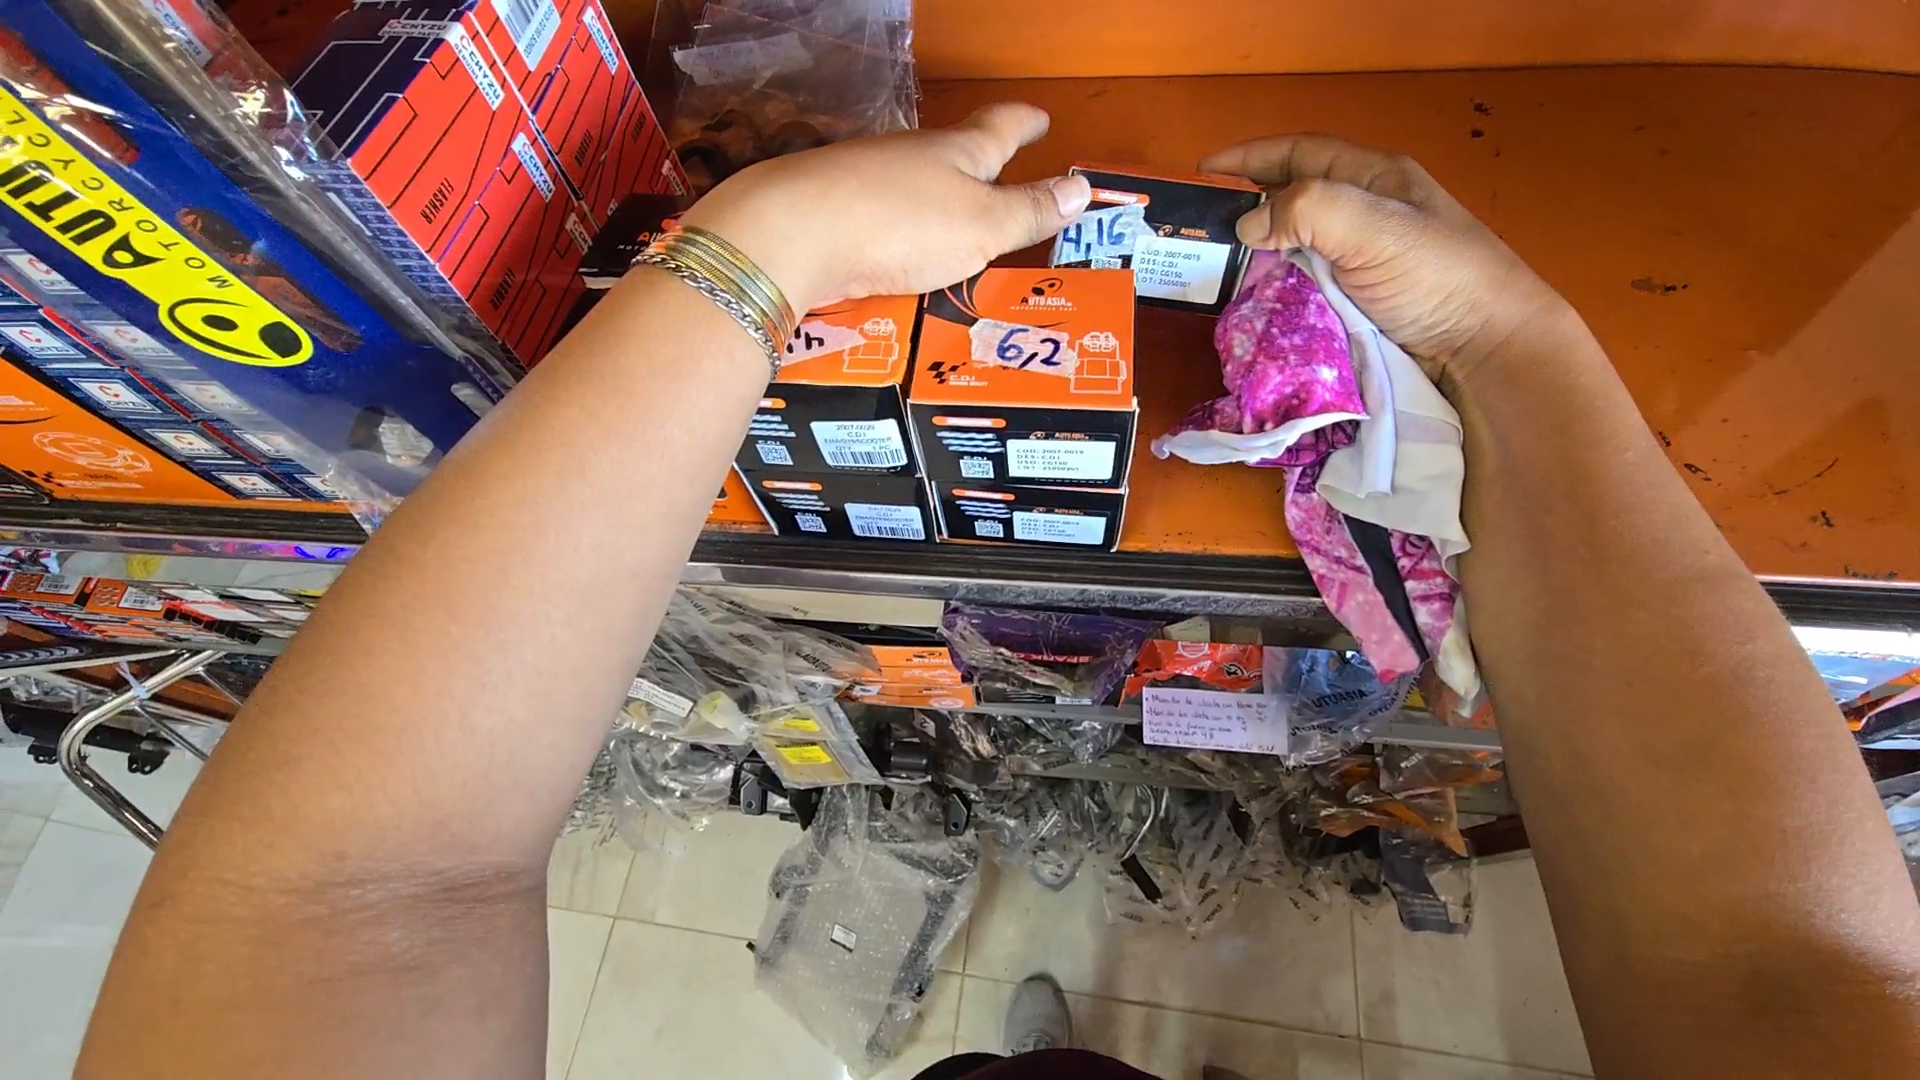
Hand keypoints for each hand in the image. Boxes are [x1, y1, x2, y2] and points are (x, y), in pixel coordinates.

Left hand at [680, 103, 1092, 312]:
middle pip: (955, 150)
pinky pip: (883, 213)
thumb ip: (1028, 212)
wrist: (795, 233)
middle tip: (1003, 167)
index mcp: (958, 153)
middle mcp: (913, 155)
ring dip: (939, 193)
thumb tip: (1083, 187)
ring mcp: (868, 176)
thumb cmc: (904, 225)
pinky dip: (902, 224)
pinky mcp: (834, 207)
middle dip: (982, 158)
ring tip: (956, 215)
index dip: (1025, 124)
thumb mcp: (982, 226)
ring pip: (915, 181)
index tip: (1042, 120)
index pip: (1002, 128)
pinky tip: (899, 243)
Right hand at [1200, 135, 1579, 389]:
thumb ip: (1311, 212)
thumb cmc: (1437, 277)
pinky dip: (1268, 292)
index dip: (1250, 157)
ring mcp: (1352, 263)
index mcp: (1372, 180)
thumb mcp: (1376, 228)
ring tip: (1212, 271)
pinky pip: (1296, 289)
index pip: (1301, 153)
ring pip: (1288, 250)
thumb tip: (1246, 223)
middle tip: (1200, 231)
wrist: (1478, 347)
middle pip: (1289, 202)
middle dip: (1244, 210)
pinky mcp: (1347, 303)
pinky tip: (1246, 304)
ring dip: (1251, 258)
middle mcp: (1359, 216)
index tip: (1202, 172)